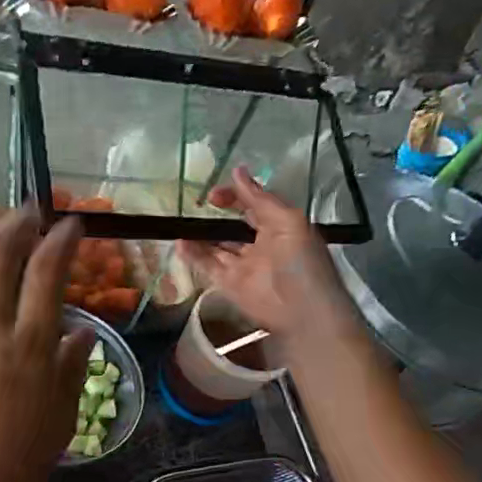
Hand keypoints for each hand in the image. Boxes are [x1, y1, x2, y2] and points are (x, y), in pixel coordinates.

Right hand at [180, 167, 359, 349]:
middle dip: (214, 216)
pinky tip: (180, 244)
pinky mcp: (228, 284)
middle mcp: (260, 244)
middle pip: (231, 226)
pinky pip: (207, 266)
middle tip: (195, 206)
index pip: (252, 206)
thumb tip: (238, 172)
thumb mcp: (286, 221)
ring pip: (215, 246)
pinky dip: (193, 256)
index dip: (235, 196)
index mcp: (279, 226)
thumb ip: (260, 199)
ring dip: (199, 235)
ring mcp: (242, 265)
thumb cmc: (300, 261)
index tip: (214, 194)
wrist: (301, 309)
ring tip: (180, 223)